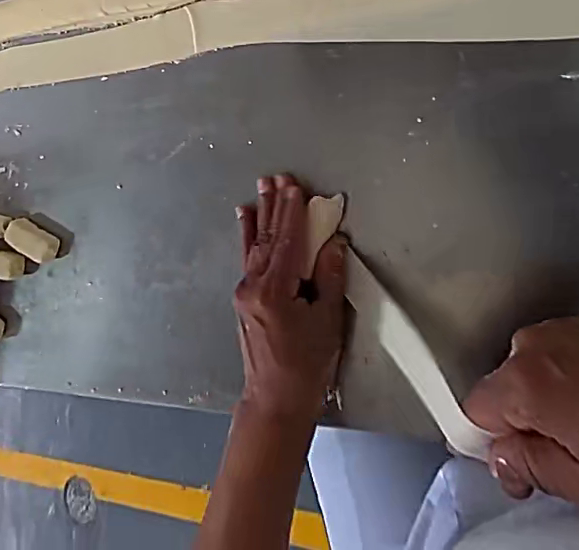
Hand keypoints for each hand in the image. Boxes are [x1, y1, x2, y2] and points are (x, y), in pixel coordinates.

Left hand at [232, 174, 346, 421]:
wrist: (275, 401)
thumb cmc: (307, 366)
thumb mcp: (328, 322)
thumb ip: (329, 278)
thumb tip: (334, 243)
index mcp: (276, 290)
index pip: (289, 241)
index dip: (295, 212)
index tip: (297, 187)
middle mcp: (254, 285)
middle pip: (269, 236)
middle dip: (276, 205)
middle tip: (277, 177)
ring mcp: (245, 290)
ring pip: (255, 243)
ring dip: (262, 213)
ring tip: (262, 187)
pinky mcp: (244, 297)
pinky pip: (247, 257)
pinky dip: (247, 234)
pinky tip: (245, 217)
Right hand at [464, 318, 578, 531]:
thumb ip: (533, 470)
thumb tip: (508, 458)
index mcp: (528, 381)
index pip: (475, 409)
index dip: (496, 447)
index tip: (521, 467)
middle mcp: (542, 343)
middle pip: (505, 386)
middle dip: (528, 423)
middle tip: (575, 463)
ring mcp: (573, 330)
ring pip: (536, 371)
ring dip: (556, 403)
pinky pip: (568, 358)